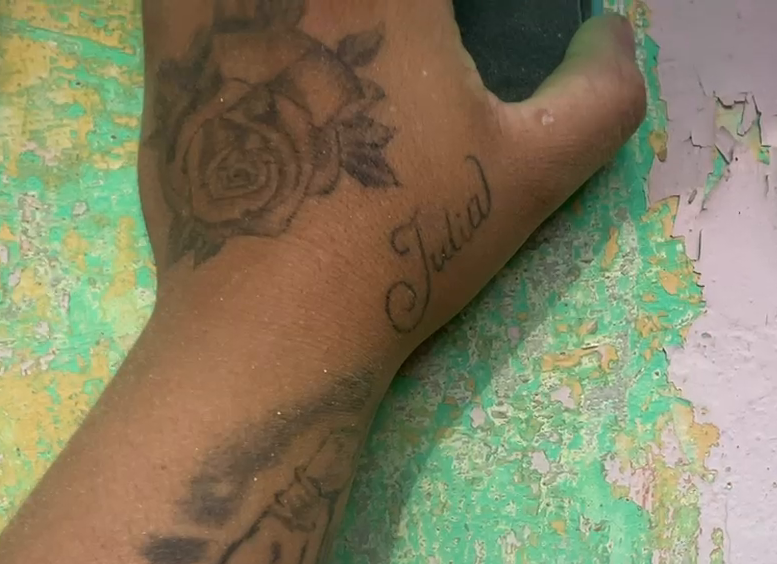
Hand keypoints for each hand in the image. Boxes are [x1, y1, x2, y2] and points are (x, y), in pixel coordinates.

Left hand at [136, 0, 645, 363]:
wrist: (281, 319)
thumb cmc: (413, 241)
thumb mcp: (532, 176)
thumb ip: (599, 96)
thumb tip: (614, 30)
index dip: (473, 17)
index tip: (483, 44)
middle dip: (414, 24)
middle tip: (435, 56)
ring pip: (299, 2)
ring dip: (342, 24)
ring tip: (369, 66)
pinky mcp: (162, 28)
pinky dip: (262, 25)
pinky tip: (297, 62)